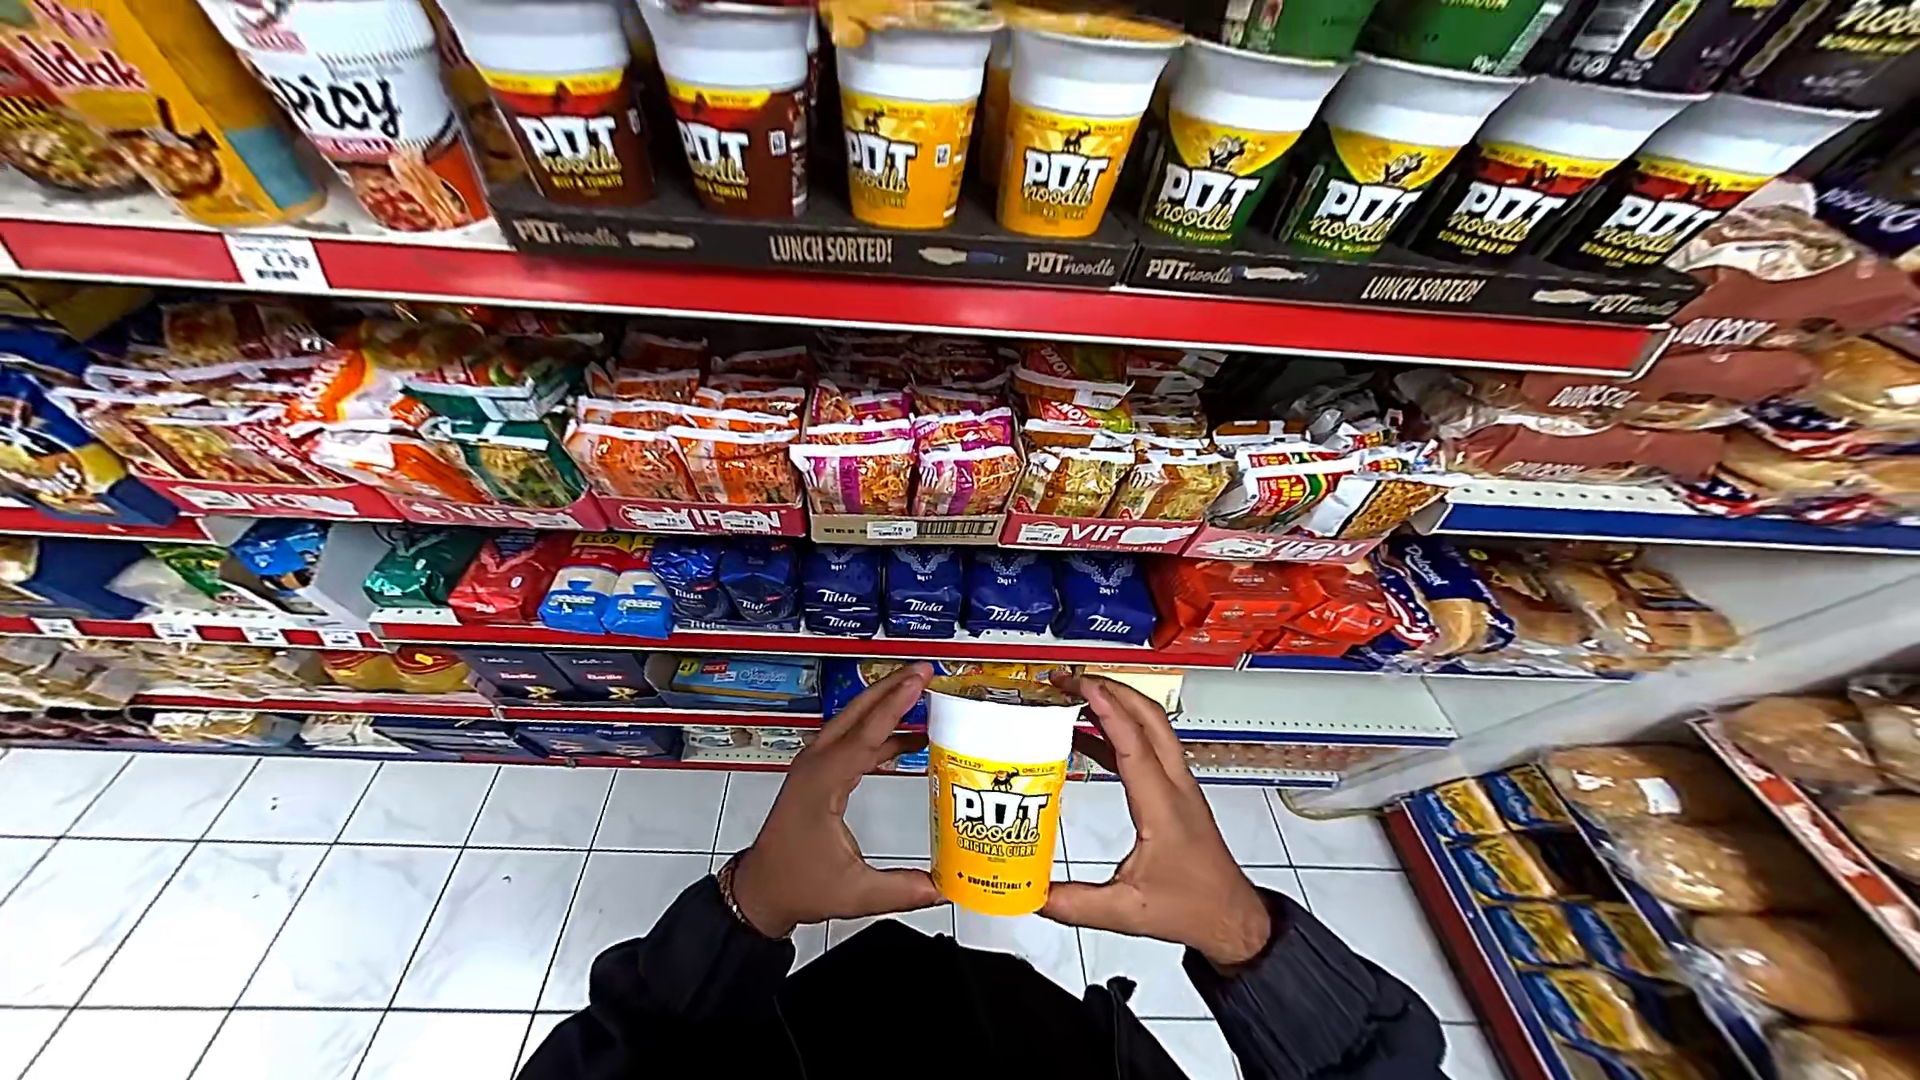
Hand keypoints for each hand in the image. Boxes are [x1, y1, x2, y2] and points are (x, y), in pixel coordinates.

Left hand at [730, 662, 941, 937]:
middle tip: (924, 671)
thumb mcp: (852, 892)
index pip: (866, 734)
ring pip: (857, 720)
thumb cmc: (796, 883)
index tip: (917, 681)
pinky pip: (857, 739)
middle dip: (892, 687)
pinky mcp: (824, 770)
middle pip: (859, 711)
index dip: (895, 705)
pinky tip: (911, 737)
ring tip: (921, 691)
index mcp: (822, 782)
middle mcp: (818, 763)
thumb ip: (900, 888)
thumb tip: (941, 885)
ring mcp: (819, 763)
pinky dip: (883, 731)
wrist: (761, 889)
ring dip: (887, 703)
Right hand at [1040, 674, 1272, 969]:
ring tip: (1077, 695)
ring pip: (1150, 724)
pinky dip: (1116, 729)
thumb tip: (1034, 892)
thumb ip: (1075, 902)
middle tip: (1072, 681)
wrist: (1233, 918)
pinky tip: (1088, 735)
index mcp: (1162, 806)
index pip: (1134, 744)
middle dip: (1109, 688)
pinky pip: (1145, 744)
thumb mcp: (1128, 912)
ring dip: (1116, 702)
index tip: (1082, 687)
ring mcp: (1176, 783)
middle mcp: (1174, 785)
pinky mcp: (1173, 789)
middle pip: (1148, 716)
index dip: (1107, 710)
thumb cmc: (1195, 908)